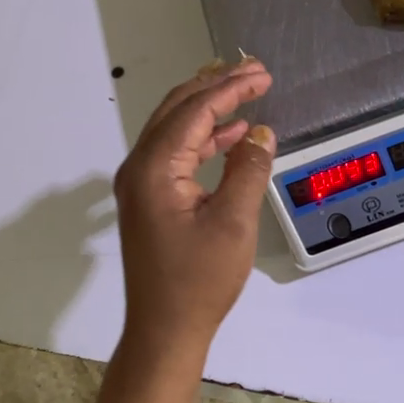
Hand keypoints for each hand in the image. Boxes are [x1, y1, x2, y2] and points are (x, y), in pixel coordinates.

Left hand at [114, 58, 275, 353]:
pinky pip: (177, 150)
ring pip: (175, 127)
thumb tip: (261, 131)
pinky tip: (232, 134)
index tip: (262, 75)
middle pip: (178, 109)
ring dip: (210, 107)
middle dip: (216, 86)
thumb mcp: (233, 221)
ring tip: (246, 91)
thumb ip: (248, 168)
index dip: (231, 88)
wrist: (165, 331)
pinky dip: (205, 135)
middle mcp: (141, 168)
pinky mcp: (150, 198)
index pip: (195, 111)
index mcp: (155, 168)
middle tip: (254, 71)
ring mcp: (142, 183)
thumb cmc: (199, 280)